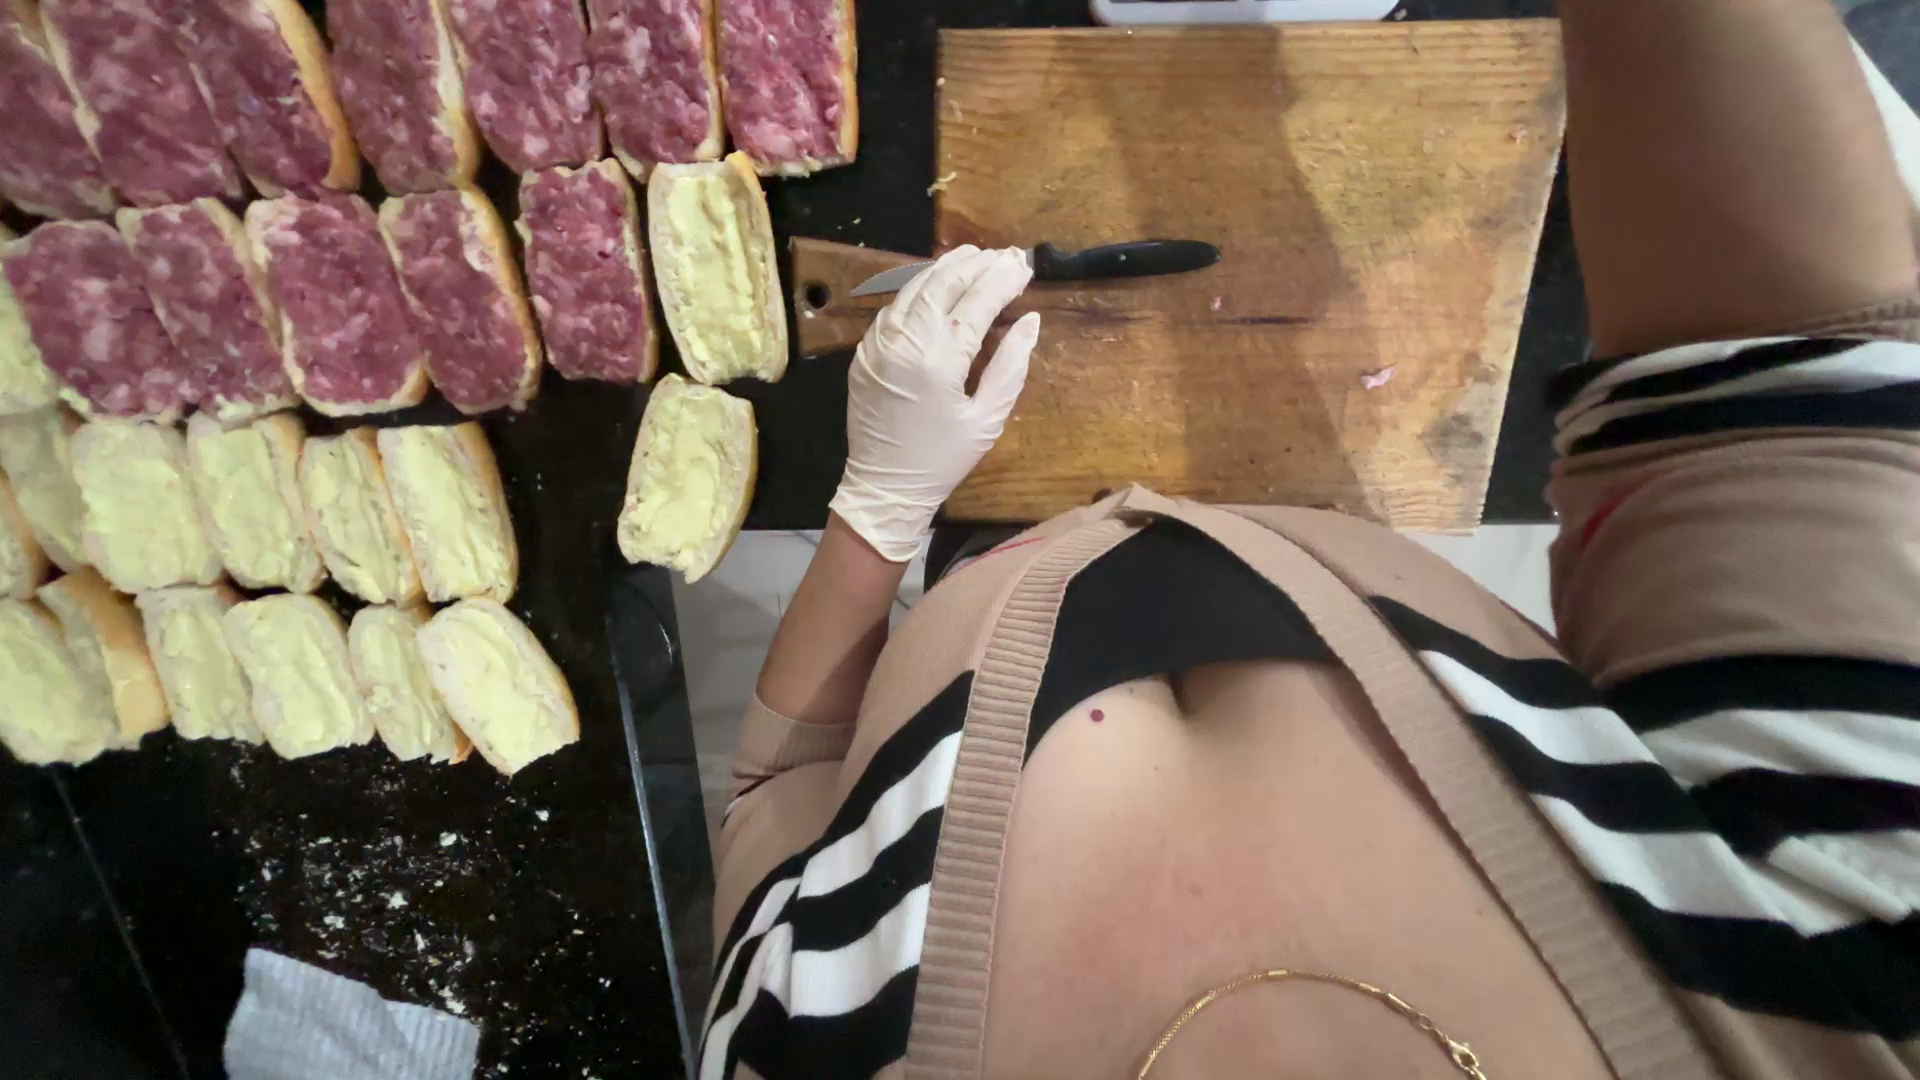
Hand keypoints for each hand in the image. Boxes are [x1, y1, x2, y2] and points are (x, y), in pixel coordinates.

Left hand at [830, 245, 1041, 560]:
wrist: (885, 486)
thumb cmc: (943, 460)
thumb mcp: (987, 420)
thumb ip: (1010, 366)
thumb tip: (1030, 320)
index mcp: (938, 362)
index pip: (976, 304)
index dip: (1002, 281)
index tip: (1023, 265)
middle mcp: (904, 343)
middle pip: (943, 285)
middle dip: (975, 265)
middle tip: (1003, 255)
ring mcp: (878, 344)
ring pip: (914, 289)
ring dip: (945, 269)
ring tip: (974, 257)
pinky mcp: (864, 352)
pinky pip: (893, 308)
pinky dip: (919, 289)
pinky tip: (937, 284)